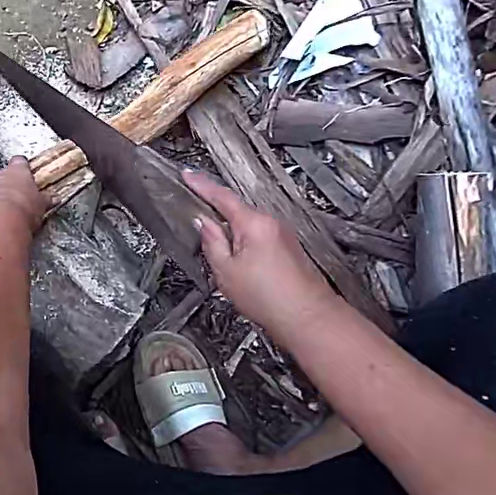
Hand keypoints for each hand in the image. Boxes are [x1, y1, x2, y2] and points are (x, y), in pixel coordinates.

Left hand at [0, 157, 46, 240]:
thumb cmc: (22, 210)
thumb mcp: (40, 206)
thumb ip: (43, 200)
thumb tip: (51, 199)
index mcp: (19, 172)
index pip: (20, 163)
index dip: (21, 168)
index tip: (23, 173)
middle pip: (1, 175)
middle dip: (4, 184)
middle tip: (12, 198)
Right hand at [183, 170, 341, 335]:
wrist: (308, 319)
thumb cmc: (269, 298)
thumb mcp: (225, 270)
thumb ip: (211, 241)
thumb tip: (203, 223)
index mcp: (253, 224)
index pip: (221, 196)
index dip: (201, 184)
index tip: (187, 175)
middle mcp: (270, 223)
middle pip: (235, 211)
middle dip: (215, 216)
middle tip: (196, 224)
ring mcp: (282, 235)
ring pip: (247, 226)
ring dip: (231, 235)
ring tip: (220, 257)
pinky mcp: (287, 248)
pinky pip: (258, 237)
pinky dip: (244, 244)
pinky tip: (239, 264)